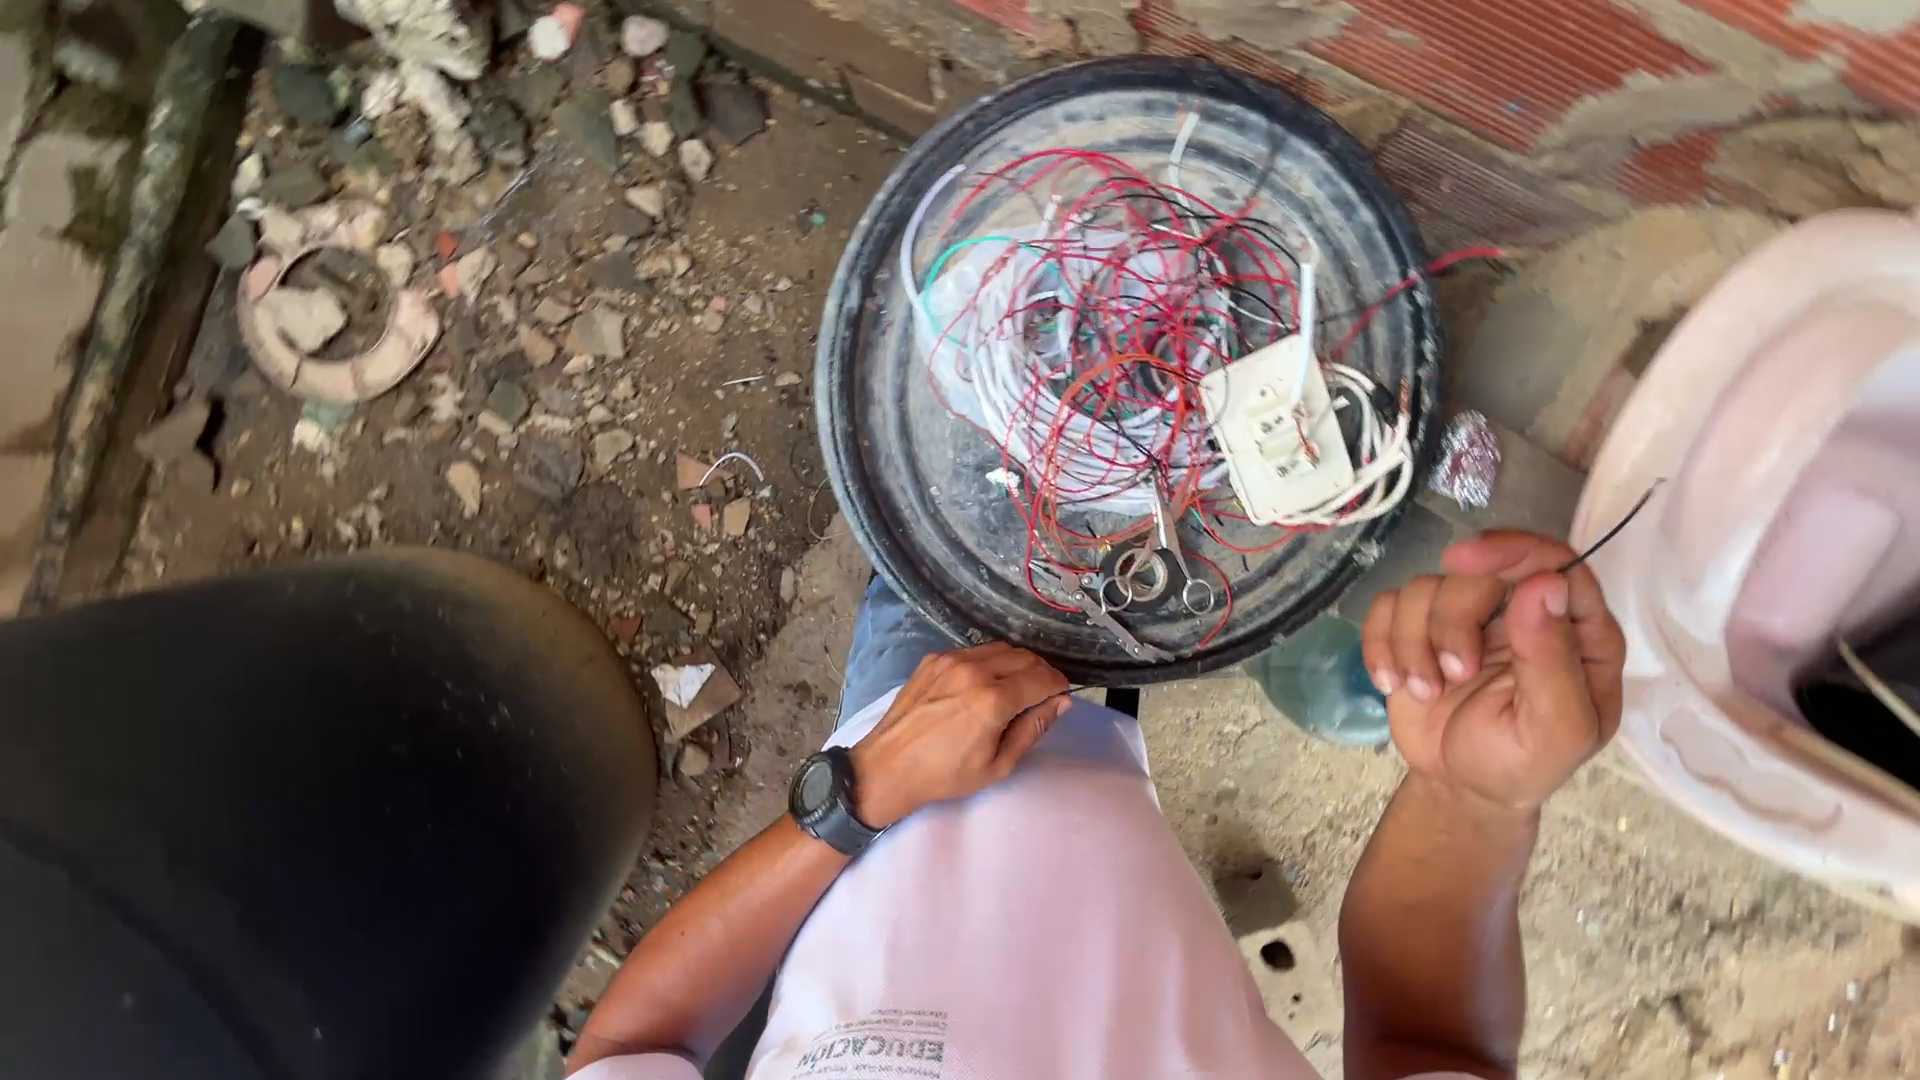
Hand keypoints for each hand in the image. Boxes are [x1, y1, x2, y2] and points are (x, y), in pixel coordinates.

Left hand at [847, 643, 1071, 826]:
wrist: (888, 766)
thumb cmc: (945, 775)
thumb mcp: (998, 765)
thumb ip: (1032, 729)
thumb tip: (1060, 703)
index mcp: (992, 700)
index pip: (1041, 679)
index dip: (1058, 686)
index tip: (1062, 696)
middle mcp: (973, 671)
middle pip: (1024, 658)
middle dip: (1041, 673)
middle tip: (1043, 693)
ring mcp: (950, 660)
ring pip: (1000, 649)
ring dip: (1017, 663)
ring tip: (1017, 687)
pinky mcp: (934, 659)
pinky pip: (974, 651)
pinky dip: (989, 662)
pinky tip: (986, 683)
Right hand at [1360, 530, 1625, 812]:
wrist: (1458, 787)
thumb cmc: (1518, 763)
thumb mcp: (1554, 729)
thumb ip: (1553, 660)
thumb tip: (1544, 585)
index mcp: (1573, 632)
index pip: (1552, 562)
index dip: (1510, 550)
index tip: (1462, 562)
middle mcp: (1517, 613)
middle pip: (1475, 574)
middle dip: (1451, 622)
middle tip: (1453, 673)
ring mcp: (1461, 619)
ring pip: (1422, 588)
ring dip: (1411, 643)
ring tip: (1423, 690)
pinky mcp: (1412, 629)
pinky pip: (1384, 607)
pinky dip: (1379, 644)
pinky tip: (1392, 681)